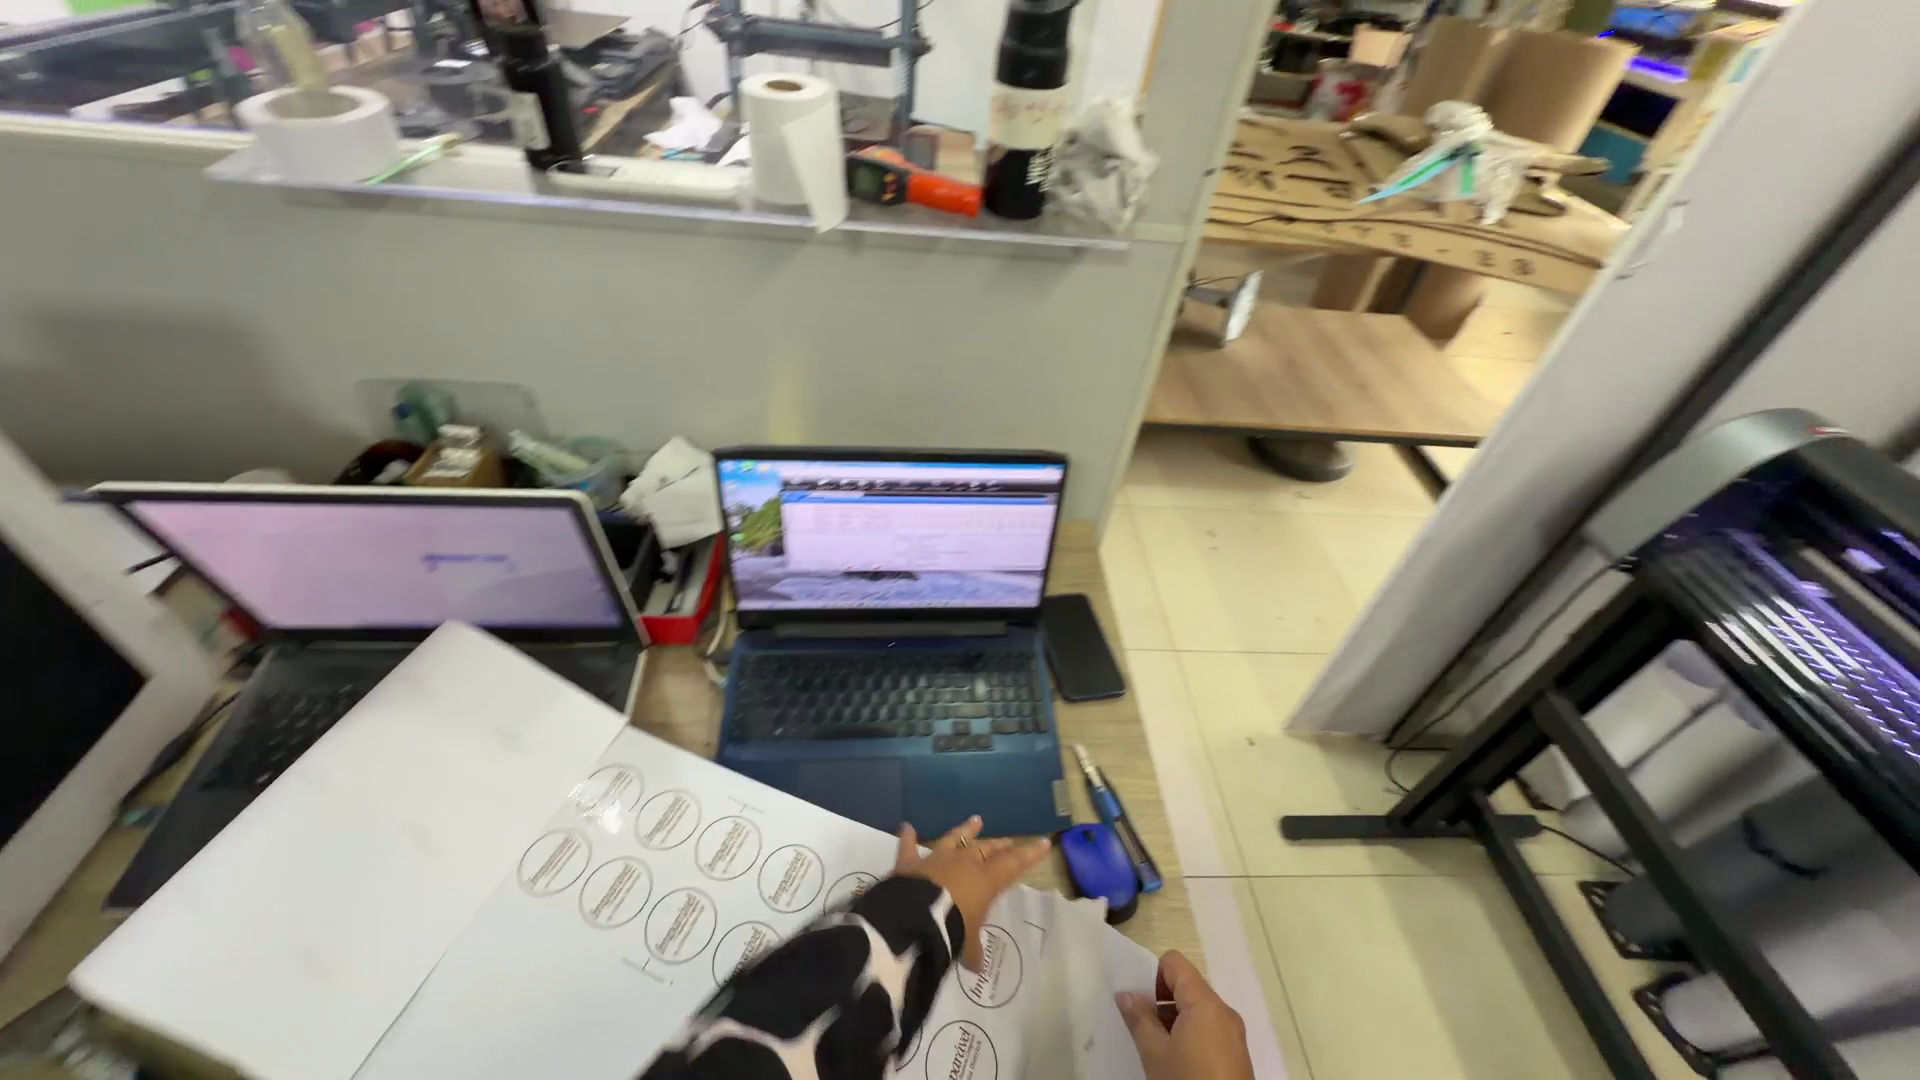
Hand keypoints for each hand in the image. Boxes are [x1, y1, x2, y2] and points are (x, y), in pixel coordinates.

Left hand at [894, 816, 1050, 970]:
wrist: (914, 920)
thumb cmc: (951, 931)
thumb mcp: (967, 946)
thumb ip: (973, 952)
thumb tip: (978, 968)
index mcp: (984, 881)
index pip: (1013, 864)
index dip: (1029, 854)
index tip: (1044, 842)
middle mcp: (963, 863)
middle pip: (986, 849)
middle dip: (999, 845)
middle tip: (1008, 842)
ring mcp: (937, 859)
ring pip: (954, 839)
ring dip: (965, 830)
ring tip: (975, 820)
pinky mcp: (911, 863)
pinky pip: (909, 847)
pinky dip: (908, 837)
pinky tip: (907, 827)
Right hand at [1116, 951, 1253, 1079]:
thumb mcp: (1154, 1053)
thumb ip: (1139, 1018)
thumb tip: (1126, 993)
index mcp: (1205, 1002)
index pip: (1175, 963)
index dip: (1153, 975)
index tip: (1141, 1004)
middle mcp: (1224, 1011)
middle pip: (1187, 986)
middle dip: (1162, 1001)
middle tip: (1145, 1028)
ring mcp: (1234, 1034)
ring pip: (1197, 1010)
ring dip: (1175, 1020)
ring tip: (1159, 1049)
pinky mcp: (1237, 1055)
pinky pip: (1210, 1030)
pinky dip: (1191, 1035)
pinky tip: (1179, 1063)